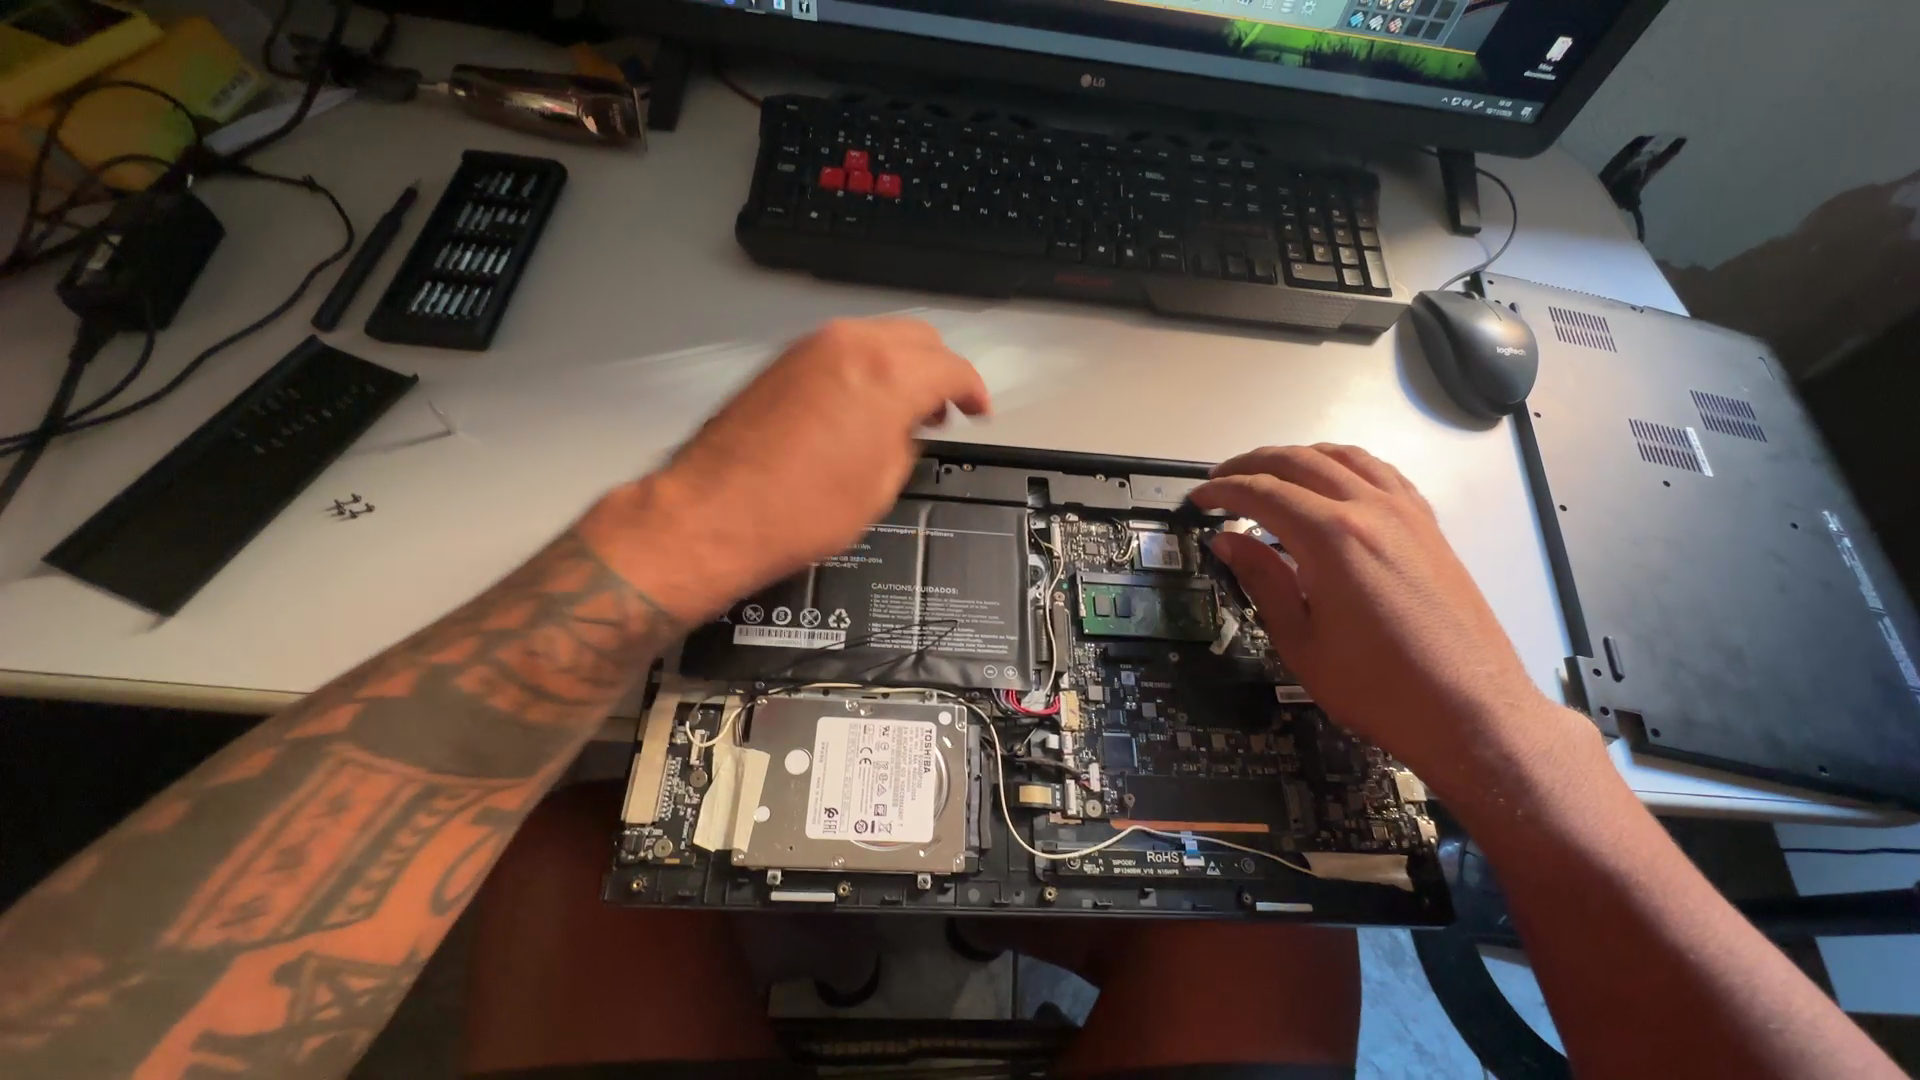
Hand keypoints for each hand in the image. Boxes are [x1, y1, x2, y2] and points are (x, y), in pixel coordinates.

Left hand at [579, 318, 989, 620]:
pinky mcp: (783, 362)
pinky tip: (861, 406)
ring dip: (900, 367)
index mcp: (887, 375)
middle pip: (918, 339)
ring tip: (903, 411)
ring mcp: (810, 348)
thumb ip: (907, 442)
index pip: (951, 369)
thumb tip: (908, 430)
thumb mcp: (880, 486)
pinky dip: (863, 370)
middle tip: (944, 408)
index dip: (973, 392)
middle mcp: (849, 347)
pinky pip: (841, 351)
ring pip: (878, 338)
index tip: (976, 408)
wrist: (715, 514)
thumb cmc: (789, 509)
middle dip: (939, 372)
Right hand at [1190, 445, 1572, 785]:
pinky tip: (1333, 482)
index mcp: (1332, 538)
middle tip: (1220, 481)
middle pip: (1300, 462)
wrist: (1470, 712)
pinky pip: (1382, 474)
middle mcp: (1371, 510)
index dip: (1224, 493)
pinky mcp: (1429, 527)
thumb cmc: (1376, 686)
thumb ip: (1262, 580)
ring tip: (1268, 473)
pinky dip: (1345, 466)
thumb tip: (1227, 541)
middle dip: (1252, 465)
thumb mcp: (1300, 639)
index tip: (1198, 500)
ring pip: (1343, 458)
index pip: (1264, 494)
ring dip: (1298, 457)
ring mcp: (1407, 514)